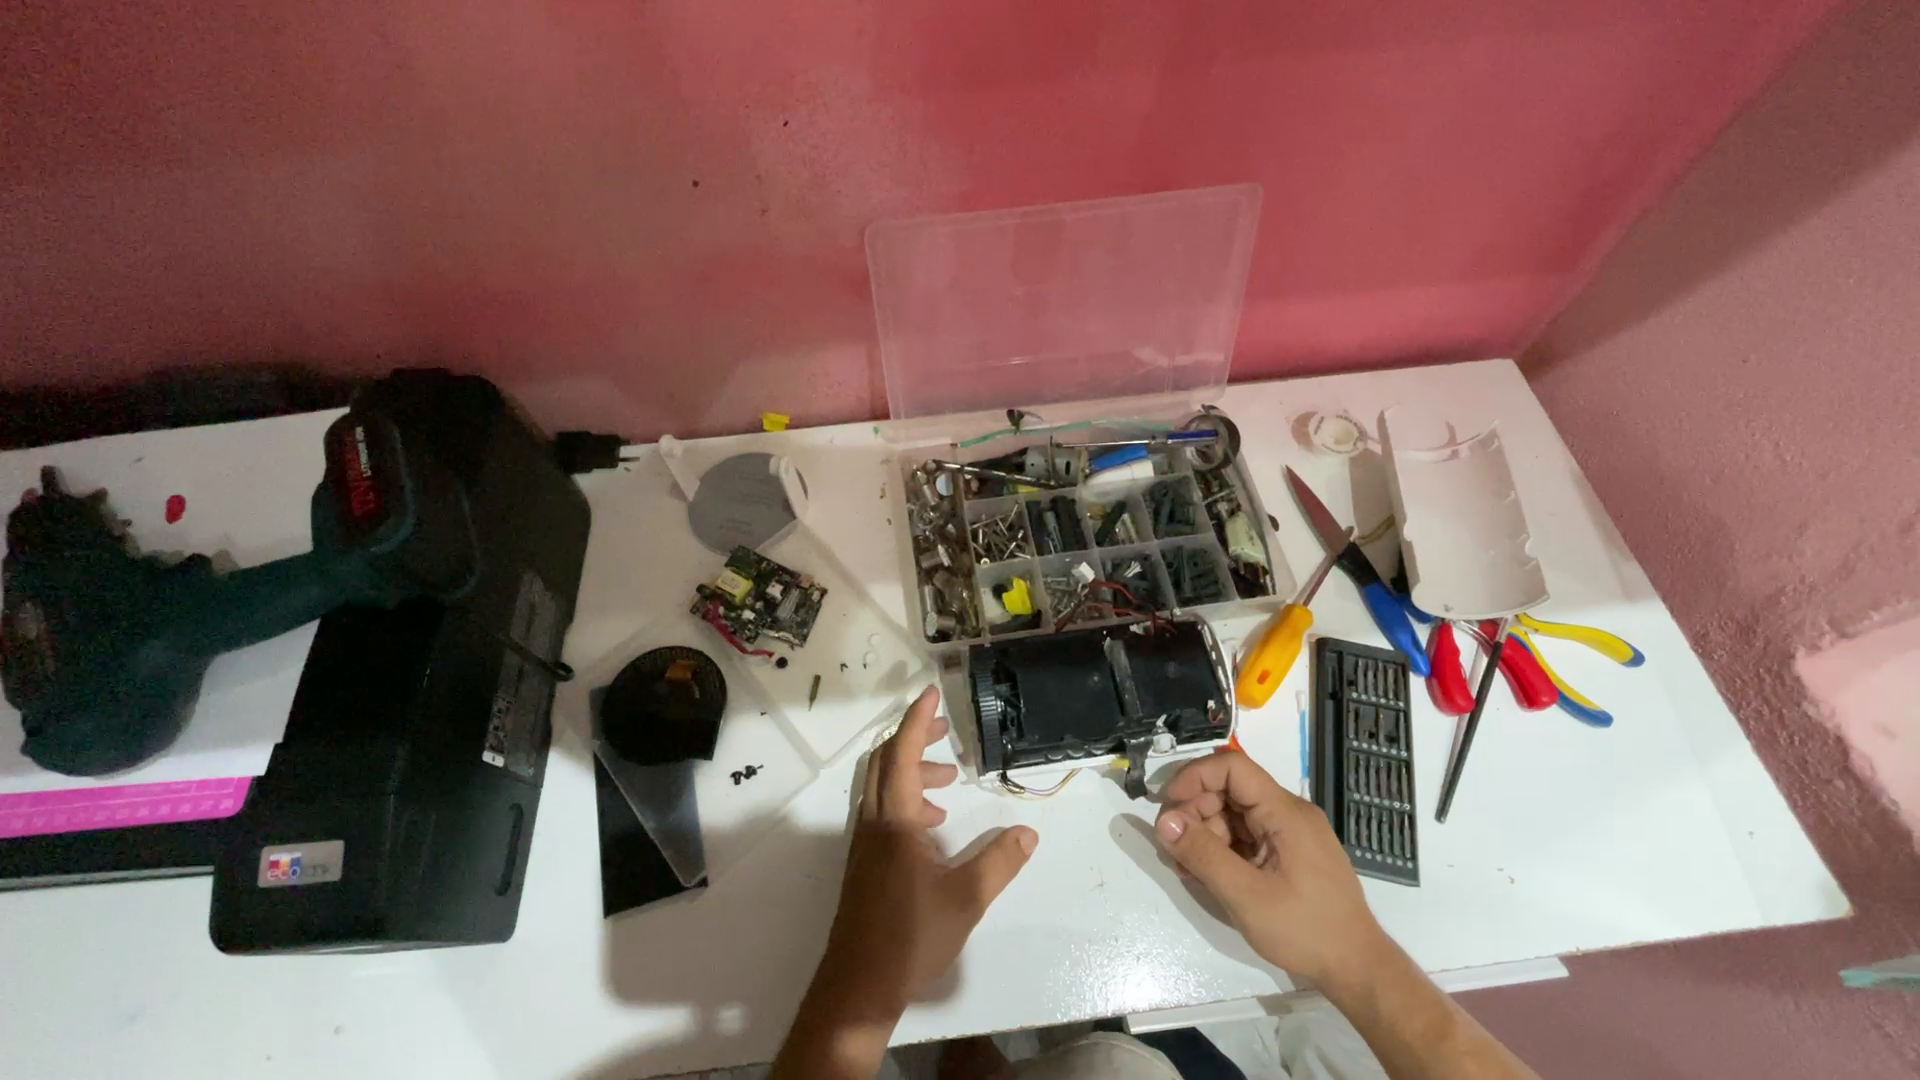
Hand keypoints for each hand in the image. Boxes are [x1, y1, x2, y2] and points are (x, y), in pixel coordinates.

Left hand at [804, 686, 1037, 1017]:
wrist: (858, 985)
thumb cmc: (911, 936)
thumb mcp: (967, 898)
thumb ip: (999, 862)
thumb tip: (1029, 833)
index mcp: (894, 820)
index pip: (900, 754)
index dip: (916, 721)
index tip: (932, 694)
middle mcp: (873, 822)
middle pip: (885, 762)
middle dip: (914, 739)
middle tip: (947, 732)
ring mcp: (864, 844)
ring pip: (883, 788)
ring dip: (913, 773)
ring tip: (949, 783)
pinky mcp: (864, 864)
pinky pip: (883, 812)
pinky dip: (907, 802)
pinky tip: (934, 828)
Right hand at [1155, 751, 1387, 985]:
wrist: (1357, 969)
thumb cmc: (1306, 931)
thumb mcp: (1247, 896)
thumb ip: (1204, 855)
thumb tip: (1163, 822)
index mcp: (1285, 812)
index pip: (1232, 767)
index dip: (1195, 778)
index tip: (1168, 807)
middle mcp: (1287, 813)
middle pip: (1228, 791)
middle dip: (1194, 812)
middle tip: (1173, 847)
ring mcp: (1287, 833)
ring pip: (1232, 814)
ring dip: (1203, 834)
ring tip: (1187, 868)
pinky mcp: (1285, 853)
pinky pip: (1243, 836)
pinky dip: (1220, 849)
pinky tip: (1205, 874)